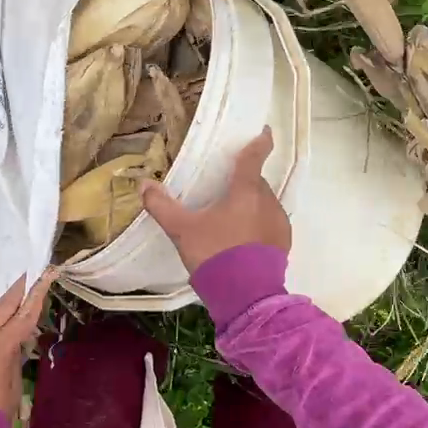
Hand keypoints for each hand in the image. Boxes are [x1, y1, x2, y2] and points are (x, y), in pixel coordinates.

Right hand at [139, 128, 290, 272]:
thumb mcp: (182, 230)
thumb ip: (162, 206)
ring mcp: (279, 223)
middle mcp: (268, 201)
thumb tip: (143, 184)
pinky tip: (241, 241)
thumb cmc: (214, 254)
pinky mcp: (284, 243)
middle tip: (223, 192)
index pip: (254, 157)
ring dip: (250, 206)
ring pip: (264, 204)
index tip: (263, 131)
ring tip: (229, 222)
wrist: (245, 296)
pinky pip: (270, 225)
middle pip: (256, 183)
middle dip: (243, 184)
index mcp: (245, 191)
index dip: (259, 141)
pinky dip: (257, 226)